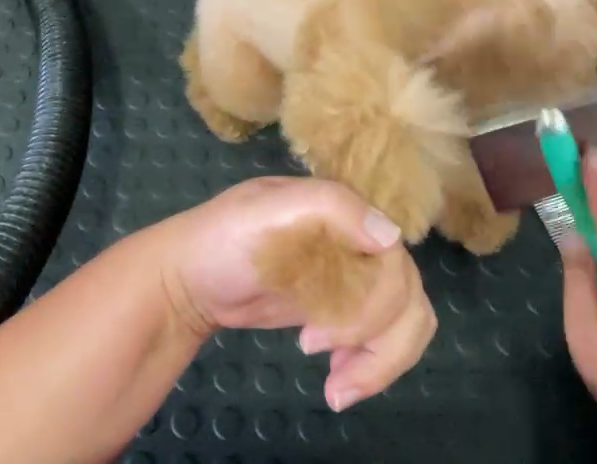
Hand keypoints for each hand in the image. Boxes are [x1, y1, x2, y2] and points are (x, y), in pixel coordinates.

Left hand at [153, 177, 436, 411]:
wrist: (189, 278)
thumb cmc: (222, 239)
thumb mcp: (266, 211)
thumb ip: (330, 207)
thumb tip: (392, 237)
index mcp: (346, 209)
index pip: (393, 260)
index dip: (369, 307)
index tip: (313, 336)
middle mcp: (358, 240)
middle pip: (406, 296)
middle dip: (374, 341)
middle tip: (313, 355)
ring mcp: (353, 275)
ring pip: (407, 321)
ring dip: (382, 361)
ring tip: (337, 391)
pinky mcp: (343, 305)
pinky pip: (385, 336)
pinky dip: (374, 364)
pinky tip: (338, 380)